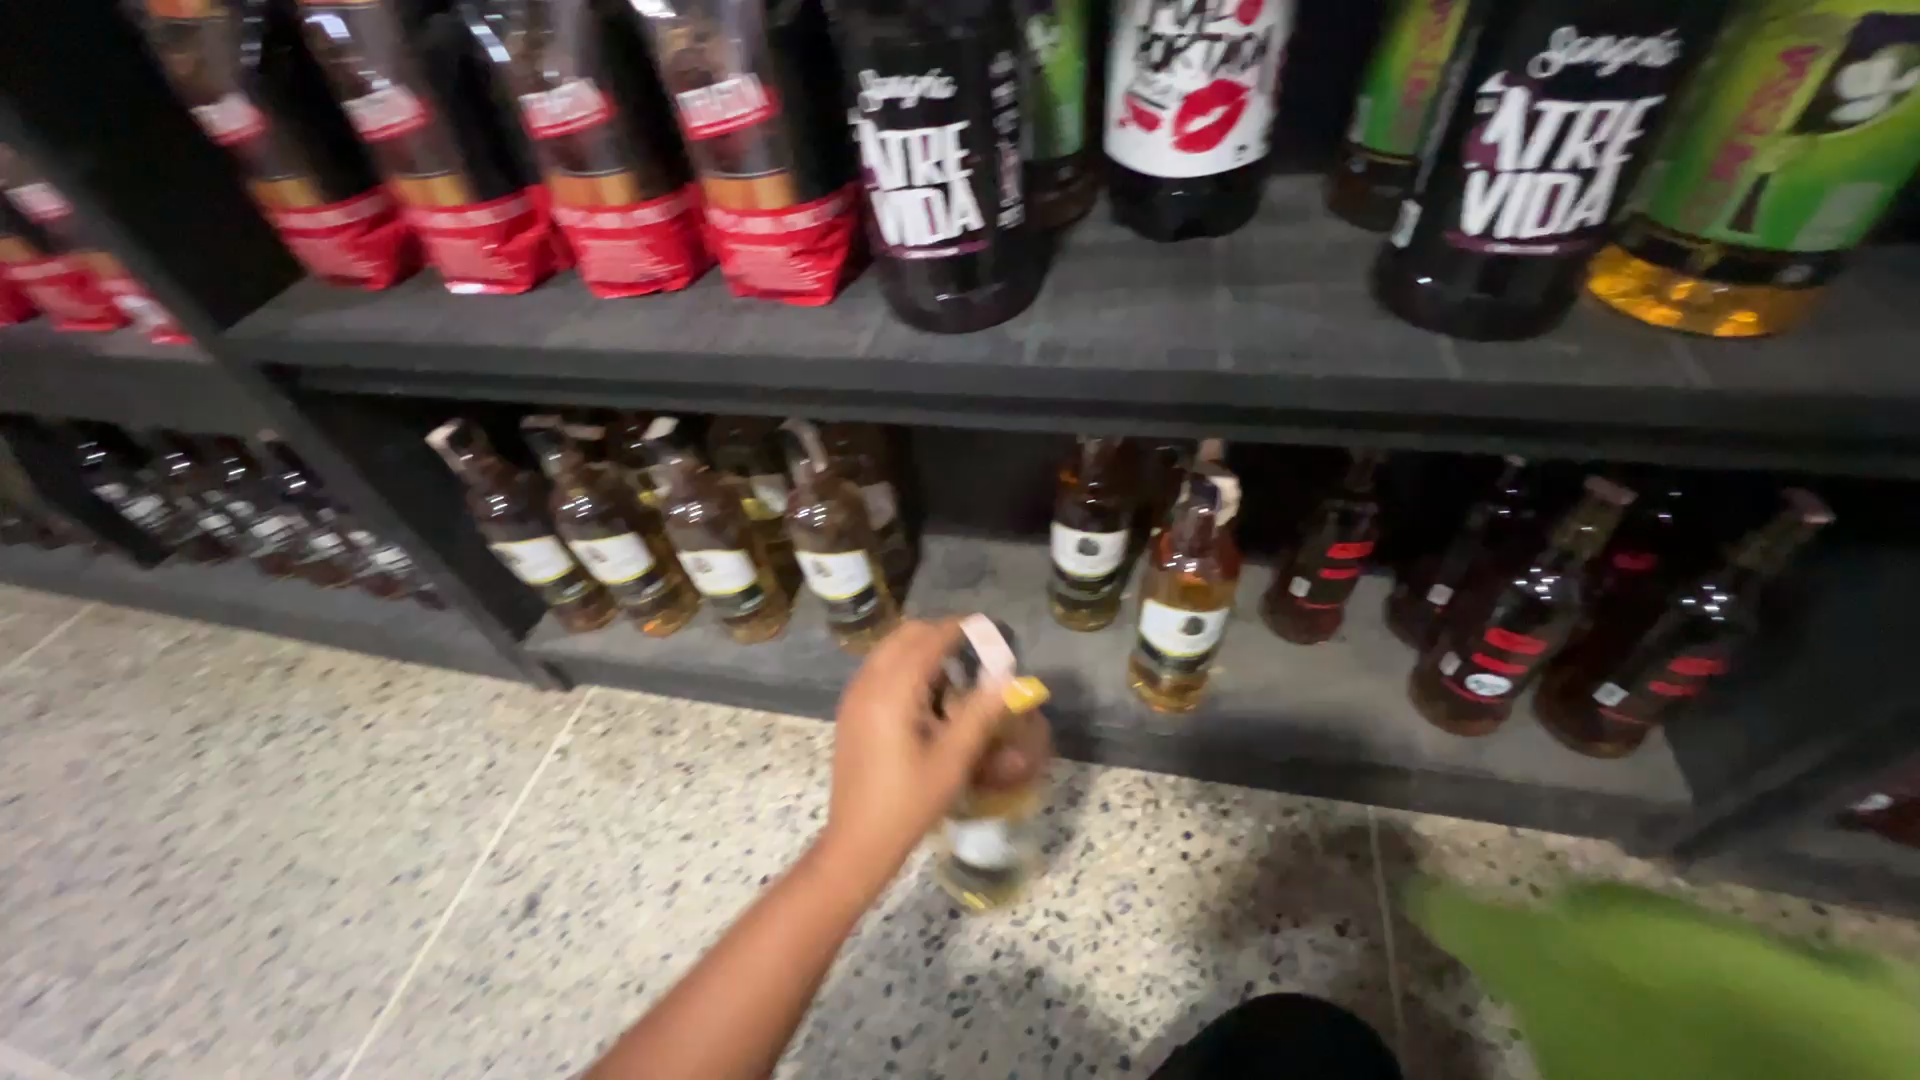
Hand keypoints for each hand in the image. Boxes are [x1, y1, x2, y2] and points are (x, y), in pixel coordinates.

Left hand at [816, 618, 1018, 891]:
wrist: (858, 840)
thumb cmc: (909, 803)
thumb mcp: (952, 760)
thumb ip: (981, 713)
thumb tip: (1009, 679)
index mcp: (892, 692)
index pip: (928, 640)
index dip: (959, 629)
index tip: (987, 629)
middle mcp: (868, 683)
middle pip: (905, 636)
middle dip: (939, 634)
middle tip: (974, 651)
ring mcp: (854, 696)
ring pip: (889, 650)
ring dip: (920, 649)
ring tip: (954, 671)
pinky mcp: (850, 710)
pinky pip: (879, 669)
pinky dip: (904, 665)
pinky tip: (927, 694)